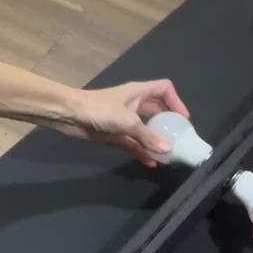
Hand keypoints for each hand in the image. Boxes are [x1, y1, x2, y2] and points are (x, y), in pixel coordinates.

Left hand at [51, 80, 189, 165]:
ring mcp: (124, 120)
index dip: (176, 101)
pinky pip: (133, 143)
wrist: (69, 115)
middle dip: (167, 124)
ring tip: (167, 155)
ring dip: (154, 142)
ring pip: (145, 130)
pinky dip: (141, 152)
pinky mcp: (114, 134)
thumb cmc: (99, 109)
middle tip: (178, 138)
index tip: (183, 119)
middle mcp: (134, 104)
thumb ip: (147, 136)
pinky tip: (150, 163)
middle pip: (157, 111)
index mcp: (139, 92)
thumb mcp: (127, 121)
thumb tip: (168, 149)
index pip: (164, 89)